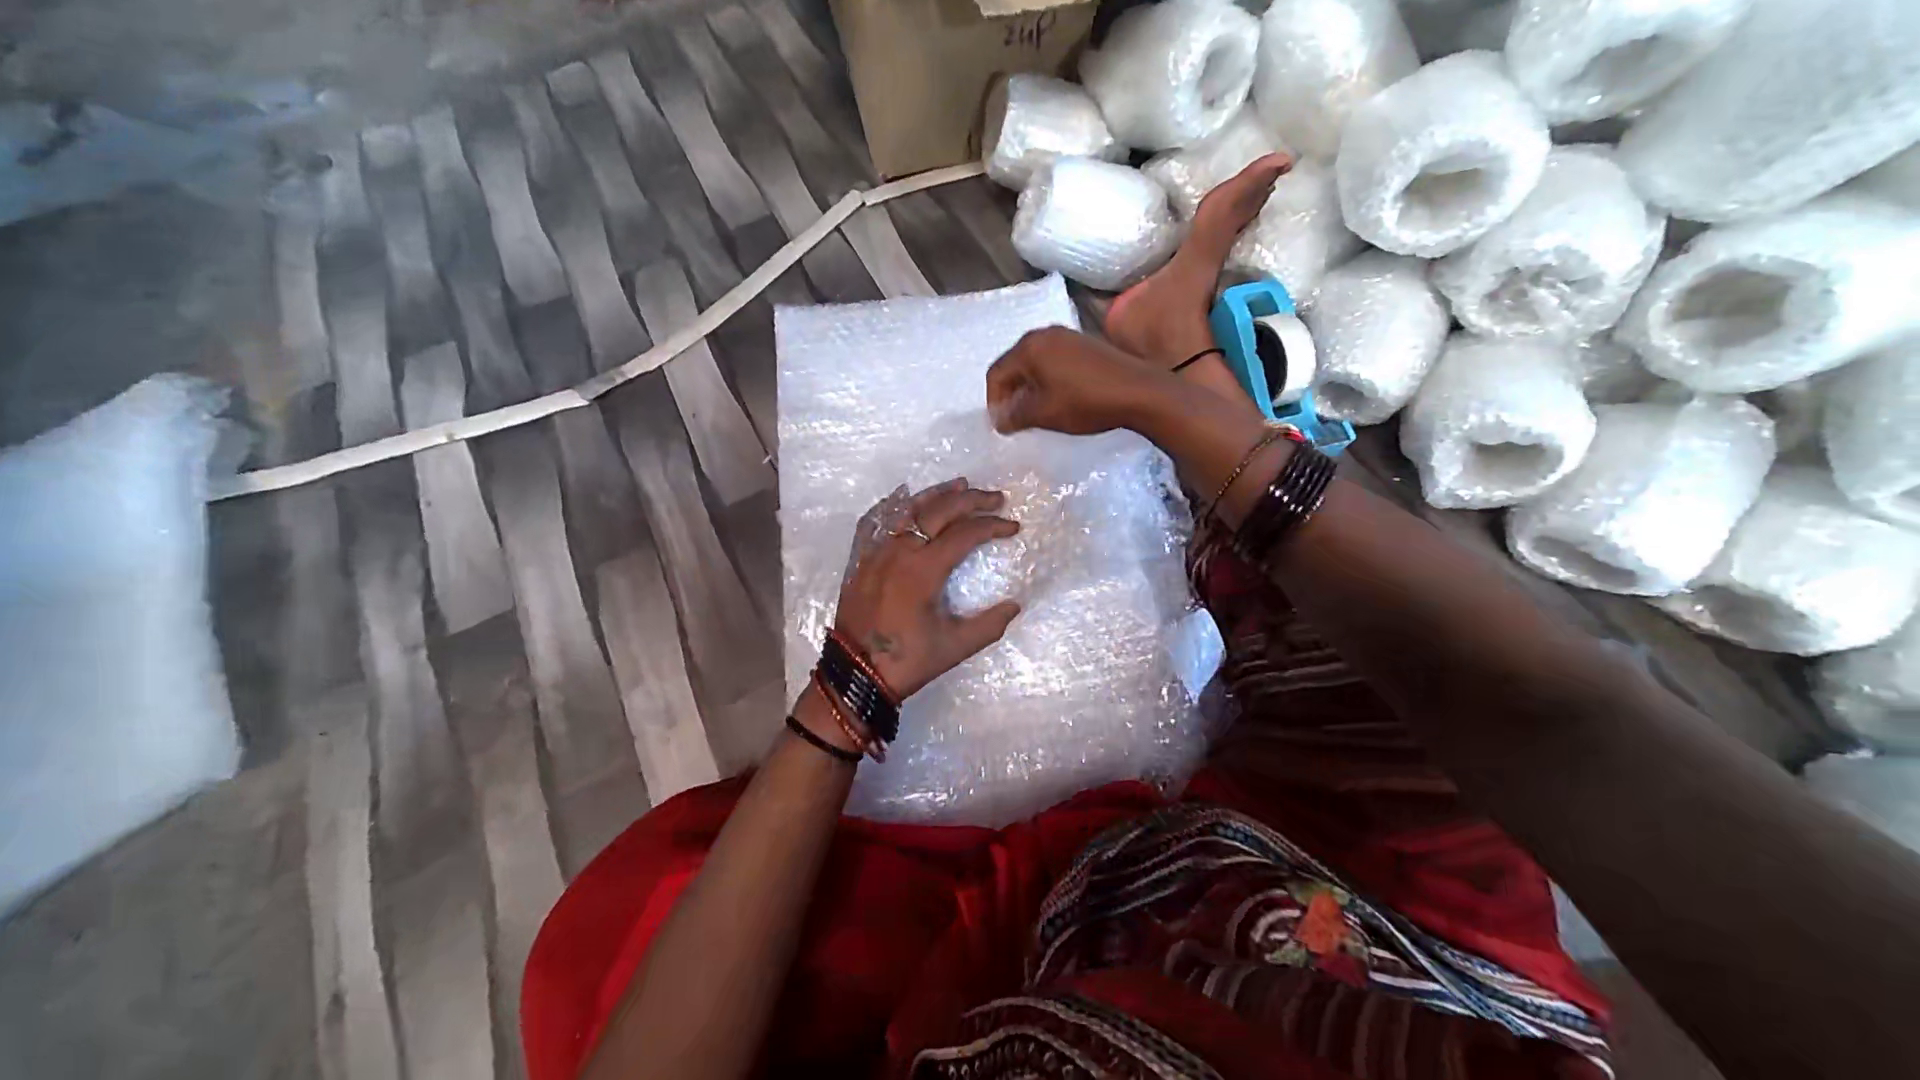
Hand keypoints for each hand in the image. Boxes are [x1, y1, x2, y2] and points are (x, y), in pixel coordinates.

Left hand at [832, 478, 1022, 697]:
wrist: (854, 673)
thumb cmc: (907, 660)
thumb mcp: (955, 647)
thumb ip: (989, 625)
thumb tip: (1015, 605)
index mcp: (923, 570)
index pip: (965, 534)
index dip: (992, 526)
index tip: (1013, 528)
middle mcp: (899, 551)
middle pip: (939, 511)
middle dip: (971, 500)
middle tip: (996, 498)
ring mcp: (877, 551)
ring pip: (908, 509)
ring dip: (937, 494)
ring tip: (960, 485)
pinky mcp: (862, 558)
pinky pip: (878, 520)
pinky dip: (895, 505)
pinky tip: (906, 497)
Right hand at [985, 326, 1164, 435]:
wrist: (1139, 391)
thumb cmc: (1085, 402)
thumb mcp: (1044, 414)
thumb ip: (1014, 416)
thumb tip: (1000, 420)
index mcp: (1029, 347)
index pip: (996, 373)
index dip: (993, 401)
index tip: (1001, 424)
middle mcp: (1044, 334)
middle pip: (1014, 364)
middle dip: (1010, 392)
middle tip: (1014, 419)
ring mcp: (1067, 336)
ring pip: (1034, 362)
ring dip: (1029, 387)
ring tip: (1035, 411)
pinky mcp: (1084, 343)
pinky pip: (1053, 360)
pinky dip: (1047, 379)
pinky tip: (1057, 398)